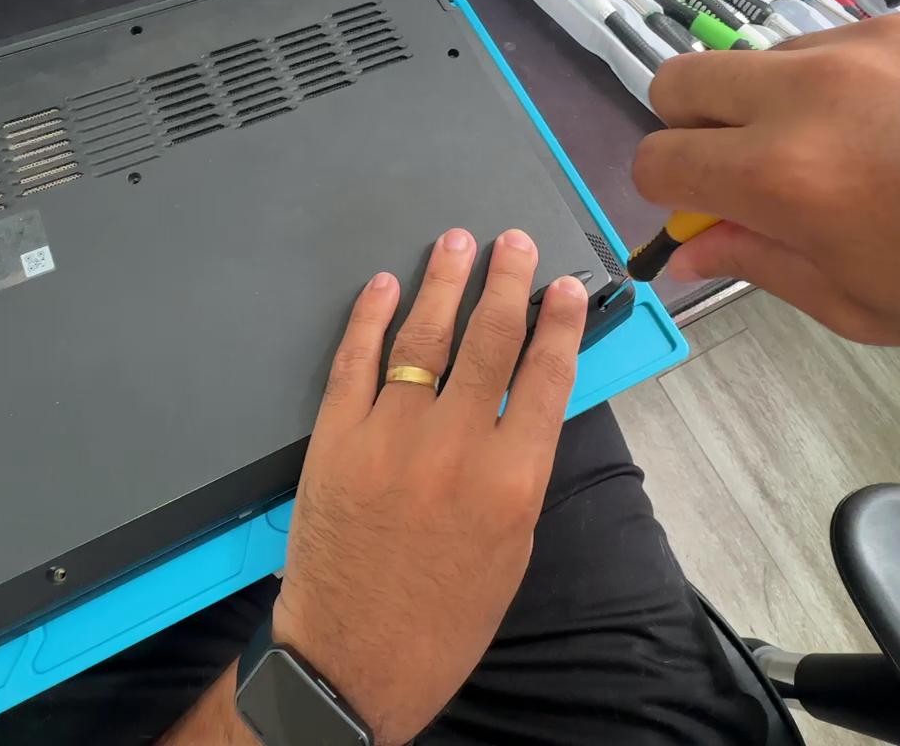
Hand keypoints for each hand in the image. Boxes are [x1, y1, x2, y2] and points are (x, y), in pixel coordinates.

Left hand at [271, 228, 588, 744]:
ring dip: (443, 283)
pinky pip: (354, 362)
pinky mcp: (336, 438)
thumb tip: (525, 396)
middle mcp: (456, 446)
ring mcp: (390, 437)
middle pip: (488, 340)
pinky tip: (383, 285)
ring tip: (456, 242)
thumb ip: (521, 465)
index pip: (546, 375)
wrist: (355, 657)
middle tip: (511, 241)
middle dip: (505, 281)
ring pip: (422, 339)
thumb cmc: (448, 613)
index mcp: (512, 479)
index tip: (564, 287)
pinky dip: (368, 318)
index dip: (559, 323)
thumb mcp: (512, 544)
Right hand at [631, 10, 899, 456]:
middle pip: (676, 80)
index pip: (658, 161)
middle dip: (685, 129)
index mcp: (786, 175)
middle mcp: (809, 91)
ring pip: (757, 62)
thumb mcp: (861, 304)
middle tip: (741, 170)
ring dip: (765, 106)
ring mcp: (866, 41)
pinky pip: (834, 45)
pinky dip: (835, 85)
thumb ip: (755, 264)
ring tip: (848, 151)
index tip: (697, 213)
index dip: (662, 194)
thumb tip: (686, 251)